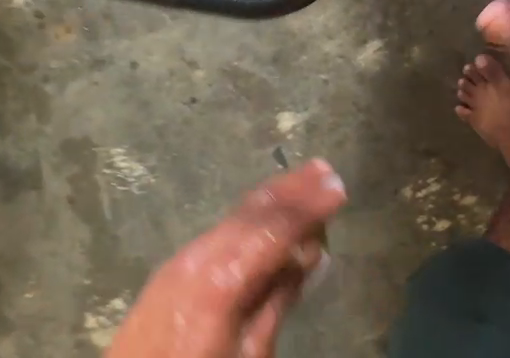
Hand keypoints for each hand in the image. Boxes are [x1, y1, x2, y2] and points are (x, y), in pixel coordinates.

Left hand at [105, 161, 345, 357]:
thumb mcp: (250, 355)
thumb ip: (278, 301)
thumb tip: (311, 255)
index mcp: (222, 280)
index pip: (276, 228)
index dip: (309, 206)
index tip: (339, 189)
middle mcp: (200, 256)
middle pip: (254, 212)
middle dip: (292, 190)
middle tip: (326, 171)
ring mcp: (180, 260)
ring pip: (235, 217)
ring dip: (272, 197)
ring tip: (304, 180)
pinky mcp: (170, 270)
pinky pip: (219, 231)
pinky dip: (248, 217)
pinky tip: (266, 215)